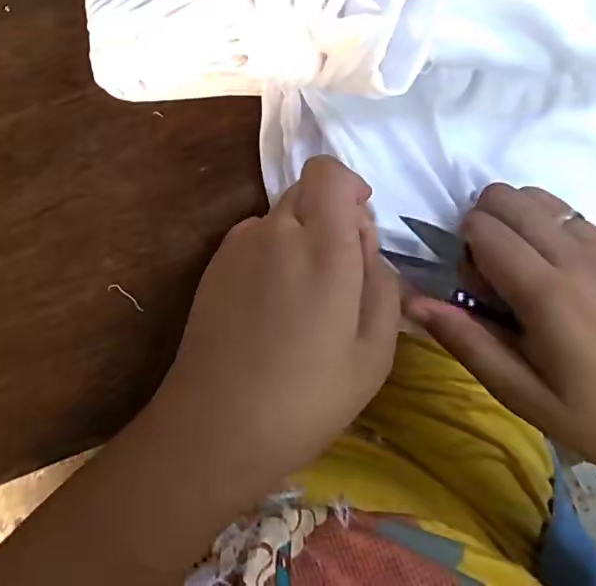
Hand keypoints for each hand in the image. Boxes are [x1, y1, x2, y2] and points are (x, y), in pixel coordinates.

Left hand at [139, 155, 401, 491]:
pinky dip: (272, 254)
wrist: (216, 424)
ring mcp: (239, 242)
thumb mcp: (375, 351)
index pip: (328, 171)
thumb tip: (363, 236)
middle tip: (339, 274)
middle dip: (330, 215)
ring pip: (280, 215)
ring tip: (302, 301)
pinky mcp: (215, 261)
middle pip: (306, 190)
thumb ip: (380, 278)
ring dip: (300, 236)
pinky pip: (255, 238)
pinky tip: (270, 308)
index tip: (359, 226)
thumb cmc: (308, 396)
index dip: (348, 186)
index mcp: (322, 245)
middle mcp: (276, 229)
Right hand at [405, 184, 595, 512]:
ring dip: (512, 218)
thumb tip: (411, 299)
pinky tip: (553, 269)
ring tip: (521, 269)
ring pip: (535, 195)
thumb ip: (464, 339)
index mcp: (548, 294)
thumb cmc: (593, 421)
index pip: (481, 227)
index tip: (476, 292)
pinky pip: (568, 211)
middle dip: (481, 224)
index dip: (463, 251)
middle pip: (504, 196)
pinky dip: (544, 222)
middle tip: (493, 278)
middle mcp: (575, 258)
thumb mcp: (519, 393)